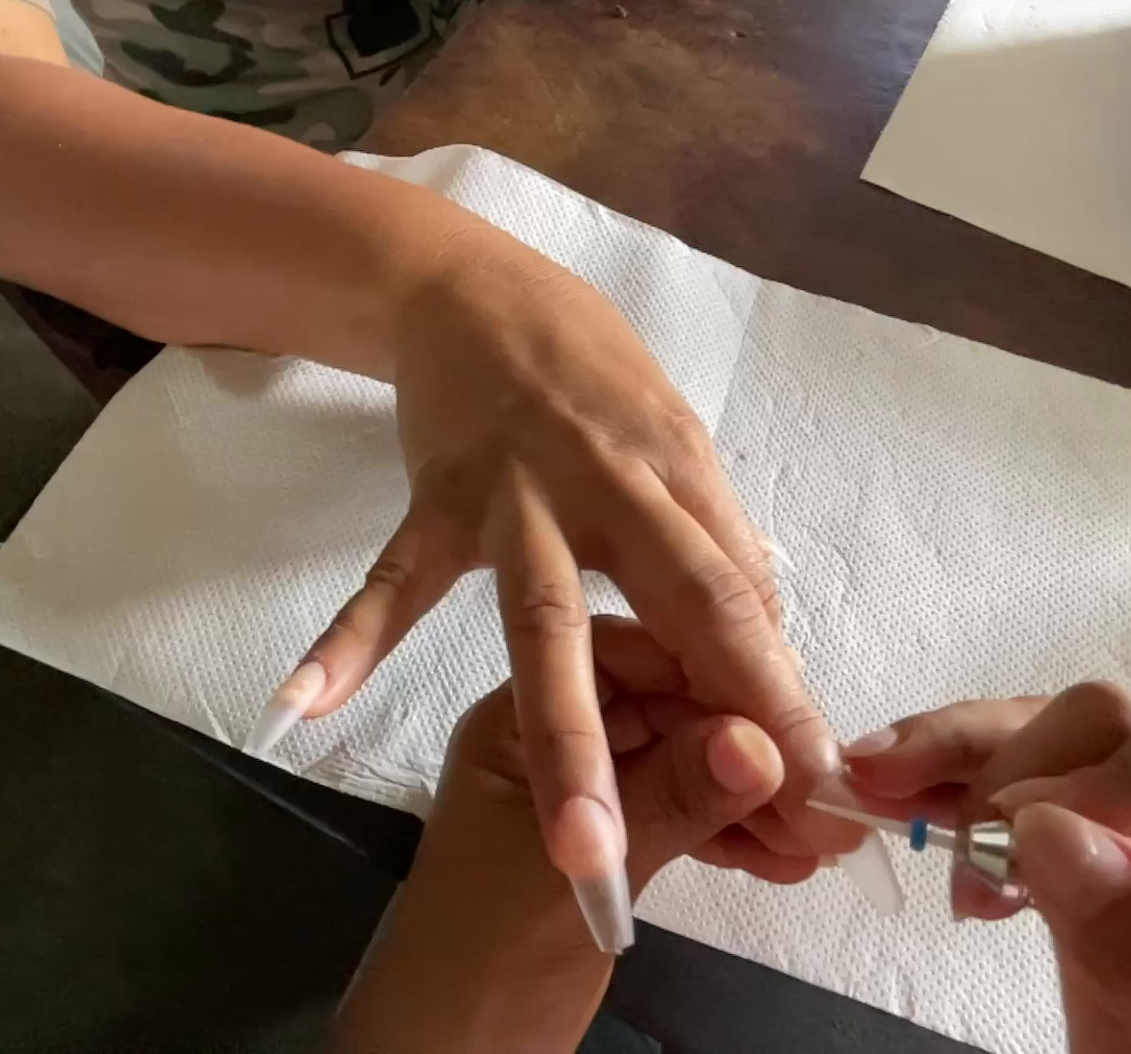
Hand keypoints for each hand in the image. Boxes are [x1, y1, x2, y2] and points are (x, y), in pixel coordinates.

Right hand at [249, 234, 888, 947]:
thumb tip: (758, 629)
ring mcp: (521, 494)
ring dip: (565, 731)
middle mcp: (616, 486)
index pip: (748, 598)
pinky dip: (355, 637)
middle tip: (774, 836)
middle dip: (730, 721)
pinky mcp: (439, 495)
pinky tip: (306, 702)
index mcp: (681, 475)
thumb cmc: (587, 371)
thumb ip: (708, 532)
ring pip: (549, 618)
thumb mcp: (669, 439)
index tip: (824, 790)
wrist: (476, 287)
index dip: (788, 694)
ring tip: (578, 843)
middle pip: (686, 607)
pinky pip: (397, 576)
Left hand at [329, 616, 795, 1053]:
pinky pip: (683, 817)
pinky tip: (786, 859)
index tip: (779, 701)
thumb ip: (670, 798)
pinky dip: (732, 835)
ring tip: (819, 837)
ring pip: (680, 768)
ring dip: (749, 798)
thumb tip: (762, 740)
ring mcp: (589, 794)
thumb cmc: (488, 953)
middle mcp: (555, 741)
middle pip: (661, 713)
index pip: (618, 659)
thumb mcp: (582, 868)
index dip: (698, 670)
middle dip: (740, 743)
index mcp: (519, 718)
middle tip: (819, 784)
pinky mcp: (617, 841)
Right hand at [844, 678, 1130, 1052]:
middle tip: (960, 852)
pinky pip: (1004, 771)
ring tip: (883, 793)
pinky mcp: (1084, 839)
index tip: (1038, 839)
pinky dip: (940, 778)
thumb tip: (1048, 835)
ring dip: (956, 760)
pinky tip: (898, 800)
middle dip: (1021, 770)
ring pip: (1048, 732)